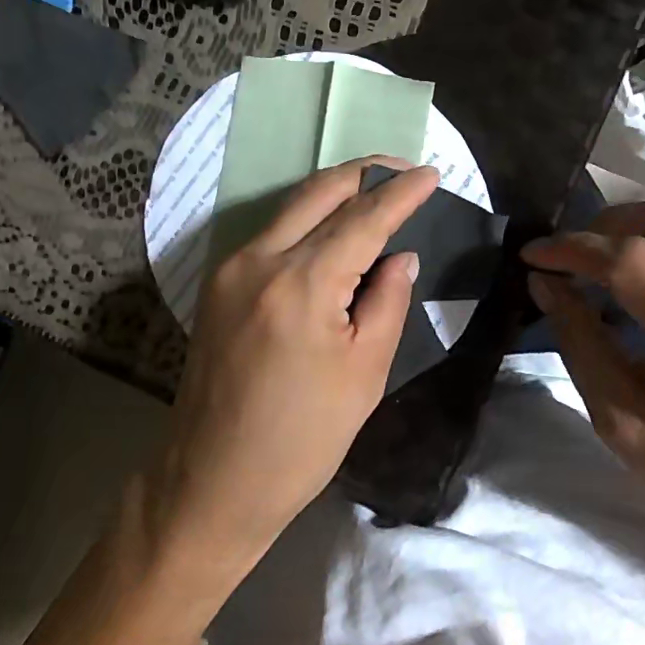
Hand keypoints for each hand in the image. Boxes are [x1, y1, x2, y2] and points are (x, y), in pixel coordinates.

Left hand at [150, 157, 437, 568]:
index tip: (430, 171)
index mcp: (300, 283)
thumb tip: (399, 254)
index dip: (399, 193)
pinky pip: (266, 236)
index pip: (361, 219)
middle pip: (316, 194)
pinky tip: (326, 229)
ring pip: (287, 209)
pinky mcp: (215, 285)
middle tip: (399, 169)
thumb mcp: (363, 375)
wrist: (214, 476)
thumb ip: (385, 302)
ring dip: (330, 193)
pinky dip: (301, 221)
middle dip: (361, 174)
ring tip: (371, 191)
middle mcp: (258, 260)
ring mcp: (229, 269)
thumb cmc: (301, 440)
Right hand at [521, 197, 644, 554]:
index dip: (574, 248)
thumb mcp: (613, 412)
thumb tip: (543, 280)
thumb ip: (577, 337)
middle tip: (575, 256)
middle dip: (614, 222)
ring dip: (638, 230)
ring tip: (599, 266)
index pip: (637, 261)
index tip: (532, 258)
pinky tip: (632, 284)